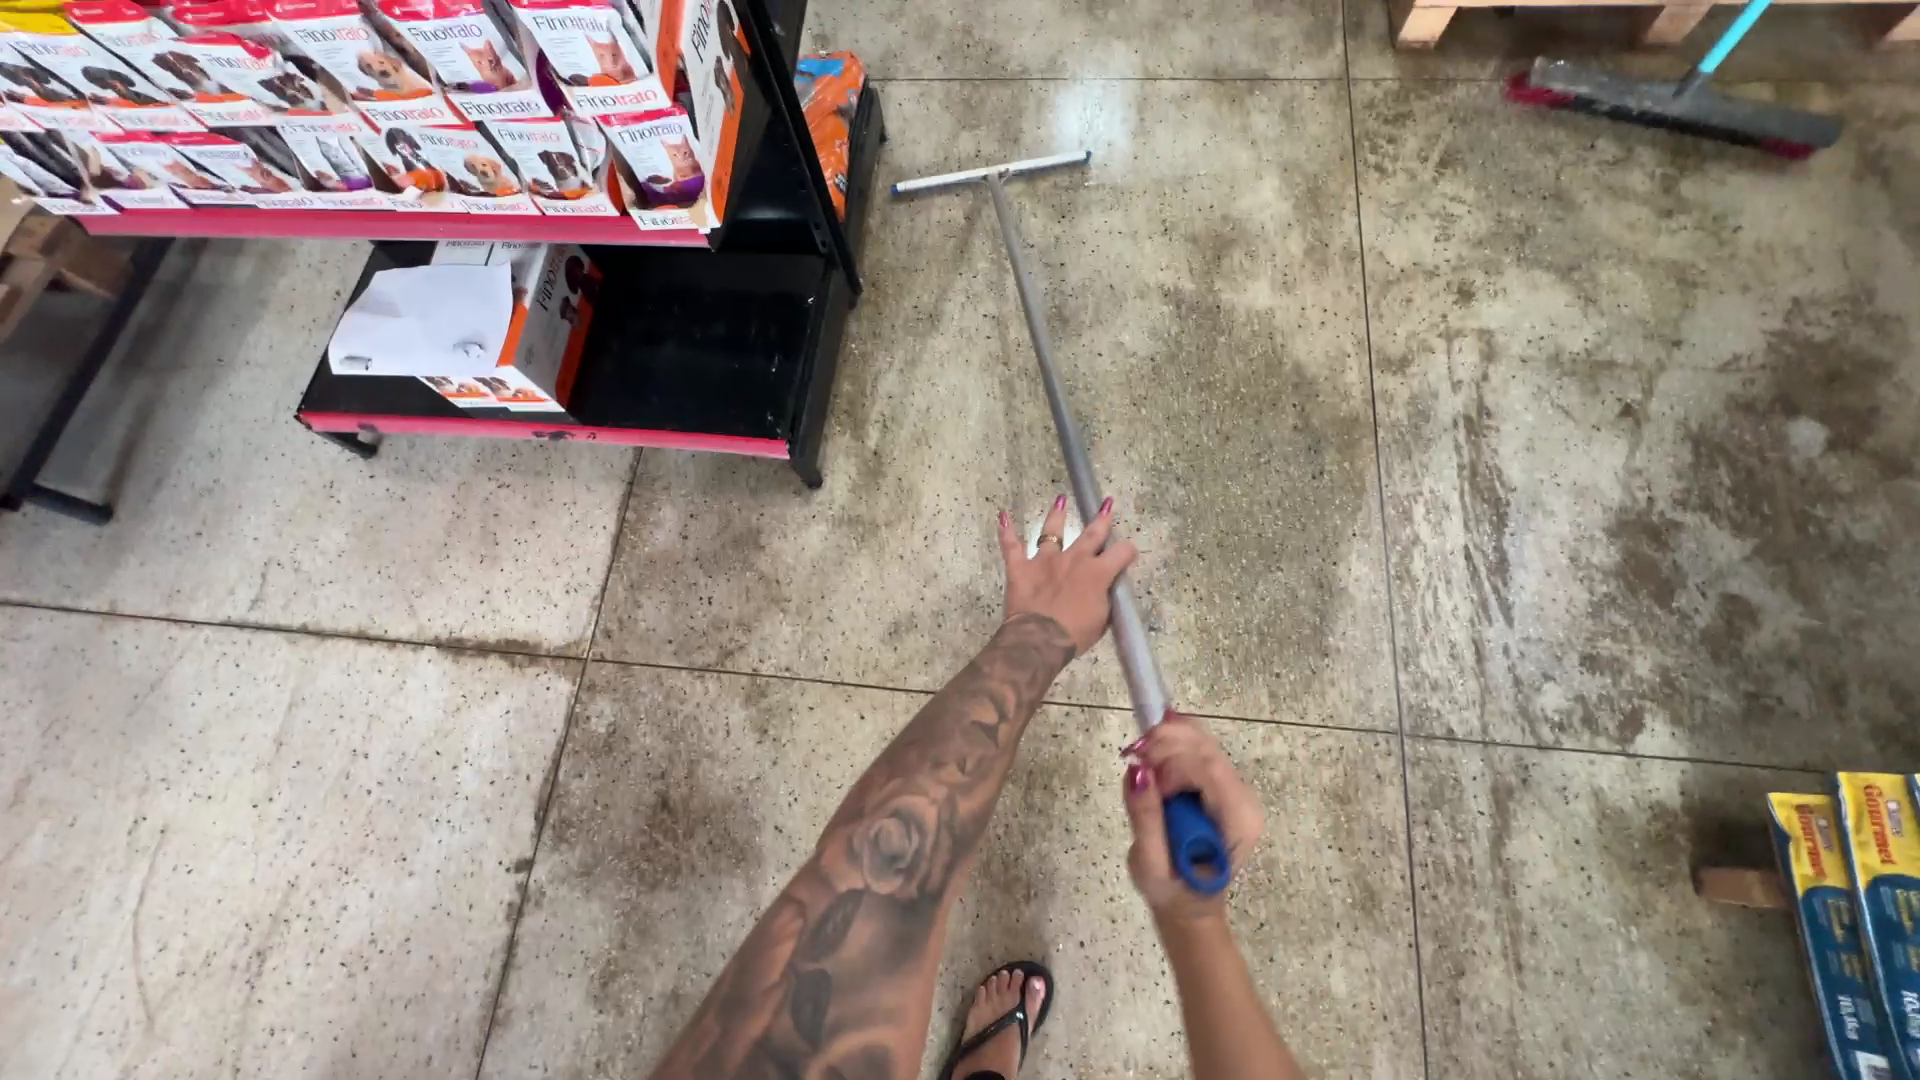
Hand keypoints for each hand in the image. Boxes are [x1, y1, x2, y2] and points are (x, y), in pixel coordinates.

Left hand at [996, 494, 1137, 655]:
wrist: (1039, 638)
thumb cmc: (1075, 634)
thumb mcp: (1102, 619)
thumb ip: (1105, 598)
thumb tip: (1106, 589)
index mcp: (1098, 573)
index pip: (1121, 553)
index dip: (1128, 552)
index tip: (1129, 554)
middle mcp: (1074, 560)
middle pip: (1091, 534)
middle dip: (1102, 519)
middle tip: (1107, 504)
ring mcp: (1045, 561)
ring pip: (1051, 531)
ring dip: (1056, 515)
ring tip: (1060, 499)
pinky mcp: (1020, 567)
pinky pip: (1011, 546)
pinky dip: (1006, 532)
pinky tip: (1003, 517)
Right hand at [1121, 713, 1265, 921]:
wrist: (1190, 906)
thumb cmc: (1172, 890)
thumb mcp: (1150, 864)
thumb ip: (1146, 818)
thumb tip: (1138, 770)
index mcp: (1237, 820)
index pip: (1206, 768)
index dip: (1169, 761)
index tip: (1138, 772)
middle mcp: (1244, 799)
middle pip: (1205, 747)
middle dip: (1165, 743)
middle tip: (1132, 757)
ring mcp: (1235, 789)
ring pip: (1202, 741)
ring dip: (1166, 739)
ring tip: (1139, 756)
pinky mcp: (1222, 785)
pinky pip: (1199, 748)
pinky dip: (1173, 741)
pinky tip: (1153, 748)